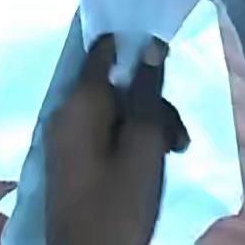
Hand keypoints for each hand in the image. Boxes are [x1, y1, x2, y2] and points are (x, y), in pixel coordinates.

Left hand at [46, 34, 189, 244]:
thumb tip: (151, 46)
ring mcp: (66, 138)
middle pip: (116, 83)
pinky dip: (128, 137)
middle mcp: (67, 111)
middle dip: (151, 98)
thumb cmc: (118, 202)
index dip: (135, 43)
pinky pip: (103, 131)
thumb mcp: (145, 141)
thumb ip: (149, 90)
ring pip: (114, 109)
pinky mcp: (70, 161)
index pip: (104, 46)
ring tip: (175, 150)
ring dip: (147, 122)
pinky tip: (154, 159)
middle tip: (178, 131)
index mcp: (81, 100)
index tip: (164, 54)